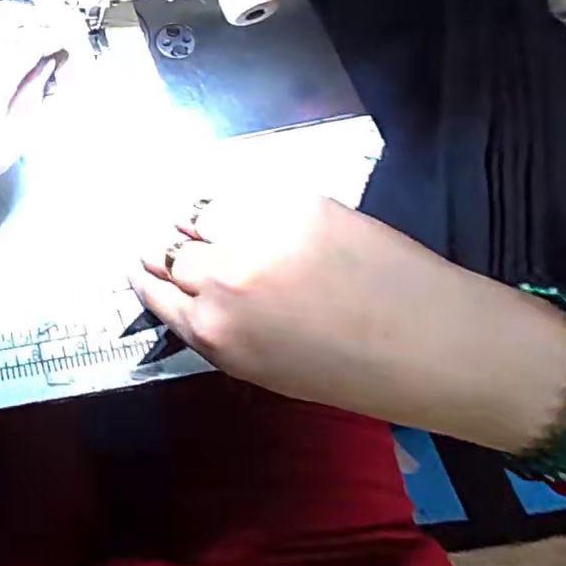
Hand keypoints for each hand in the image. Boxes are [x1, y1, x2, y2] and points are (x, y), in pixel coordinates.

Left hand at [0, 3, 77, 248]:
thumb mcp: (10, 140)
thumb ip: (35, 93)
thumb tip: (47, 65)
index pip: (47, 32)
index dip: (66, 46)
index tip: (70, 67)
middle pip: (20, 16)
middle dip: (43, 33)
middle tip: (51, 63)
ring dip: (14, 24)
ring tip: (23, 52)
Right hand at [130, 194, 565, 453]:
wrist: (429, 340)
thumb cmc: (346, 372)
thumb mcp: (262, 368)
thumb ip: (215, 330)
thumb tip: (187, 294)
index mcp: (213, 330)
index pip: (152, 291)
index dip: (142, 276)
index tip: (136, 265)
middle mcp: (221, 277)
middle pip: (164, 248)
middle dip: (157, 245)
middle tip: (159, 238)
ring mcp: (256, 232)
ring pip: (195, 211)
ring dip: (189, 216)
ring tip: (193, 216)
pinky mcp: (291, 201)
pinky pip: (239, 194)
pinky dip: (229, 201)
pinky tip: (234, 205)